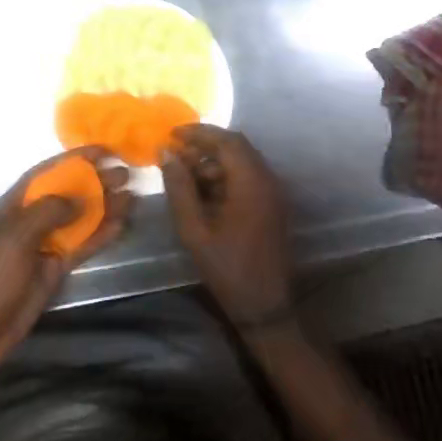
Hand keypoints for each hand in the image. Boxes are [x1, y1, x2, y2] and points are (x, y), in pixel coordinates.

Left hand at [0, 147, 130, 376]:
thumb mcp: (16, 238)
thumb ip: (48, 212)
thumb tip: (80, 197)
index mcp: (16, 203)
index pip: (49, 171)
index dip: (75, 158)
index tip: (104, 150)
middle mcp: (32, 217)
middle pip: (68, 192)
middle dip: (95, 181)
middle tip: (128, 174)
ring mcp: (44, 243)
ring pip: (79, 218)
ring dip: (103, 207)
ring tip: (133, 196)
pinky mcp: (55, 267)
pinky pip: (81, 245)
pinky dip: (100, 235)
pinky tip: (121, 225)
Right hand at [161, 124, 292, 323]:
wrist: (265, 307)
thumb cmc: (227, 268)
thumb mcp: (194, 229)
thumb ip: (179, 187)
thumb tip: (167, 153)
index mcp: (252, 185)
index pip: (227, 142)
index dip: (198, 133)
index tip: (171, 135)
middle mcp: (268, 182)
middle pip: (237, 146)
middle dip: (205, 143)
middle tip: (176, 150)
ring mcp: (274, 194)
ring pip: (243, 159)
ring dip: (214, 158)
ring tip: (185, 170)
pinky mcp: (273, 205)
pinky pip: (248, 175)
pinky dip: (224, 172)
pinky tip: (203, 187)